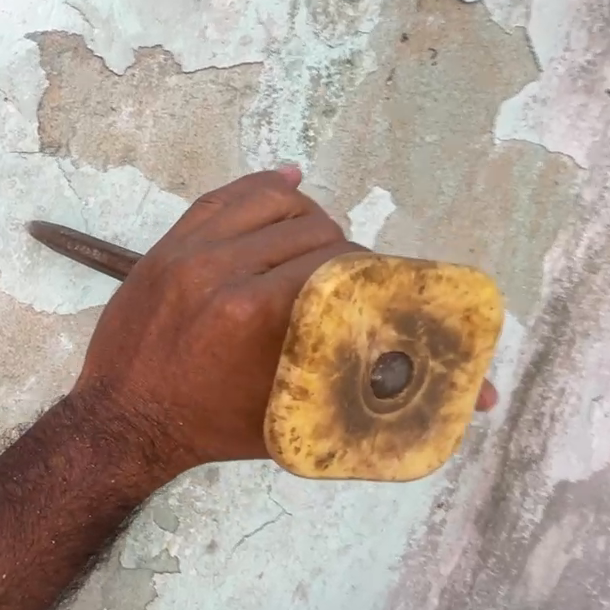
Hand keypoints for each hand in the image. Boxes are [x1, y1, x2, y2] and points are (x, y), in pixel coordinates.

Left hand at [71, 168, 497, 481]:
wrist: (121, 418)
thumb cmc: (210, 427)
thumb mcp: (296, 418)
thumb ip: (380, 396)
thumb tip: (489, 396)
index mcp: (253, 311)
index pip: (339, 265)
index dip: (372, 274)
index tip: (381, 291)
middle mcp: (218, 270)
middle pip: (310, 231)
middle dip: (342, 251)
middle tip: (348, 279)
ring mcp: (182, 253)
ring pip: (266, 203)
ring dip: (304, 217)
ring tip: (317, 243)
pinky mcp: (161, 249)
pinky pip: (216, 200)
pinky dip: (255, 188)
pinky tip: (287, 181)